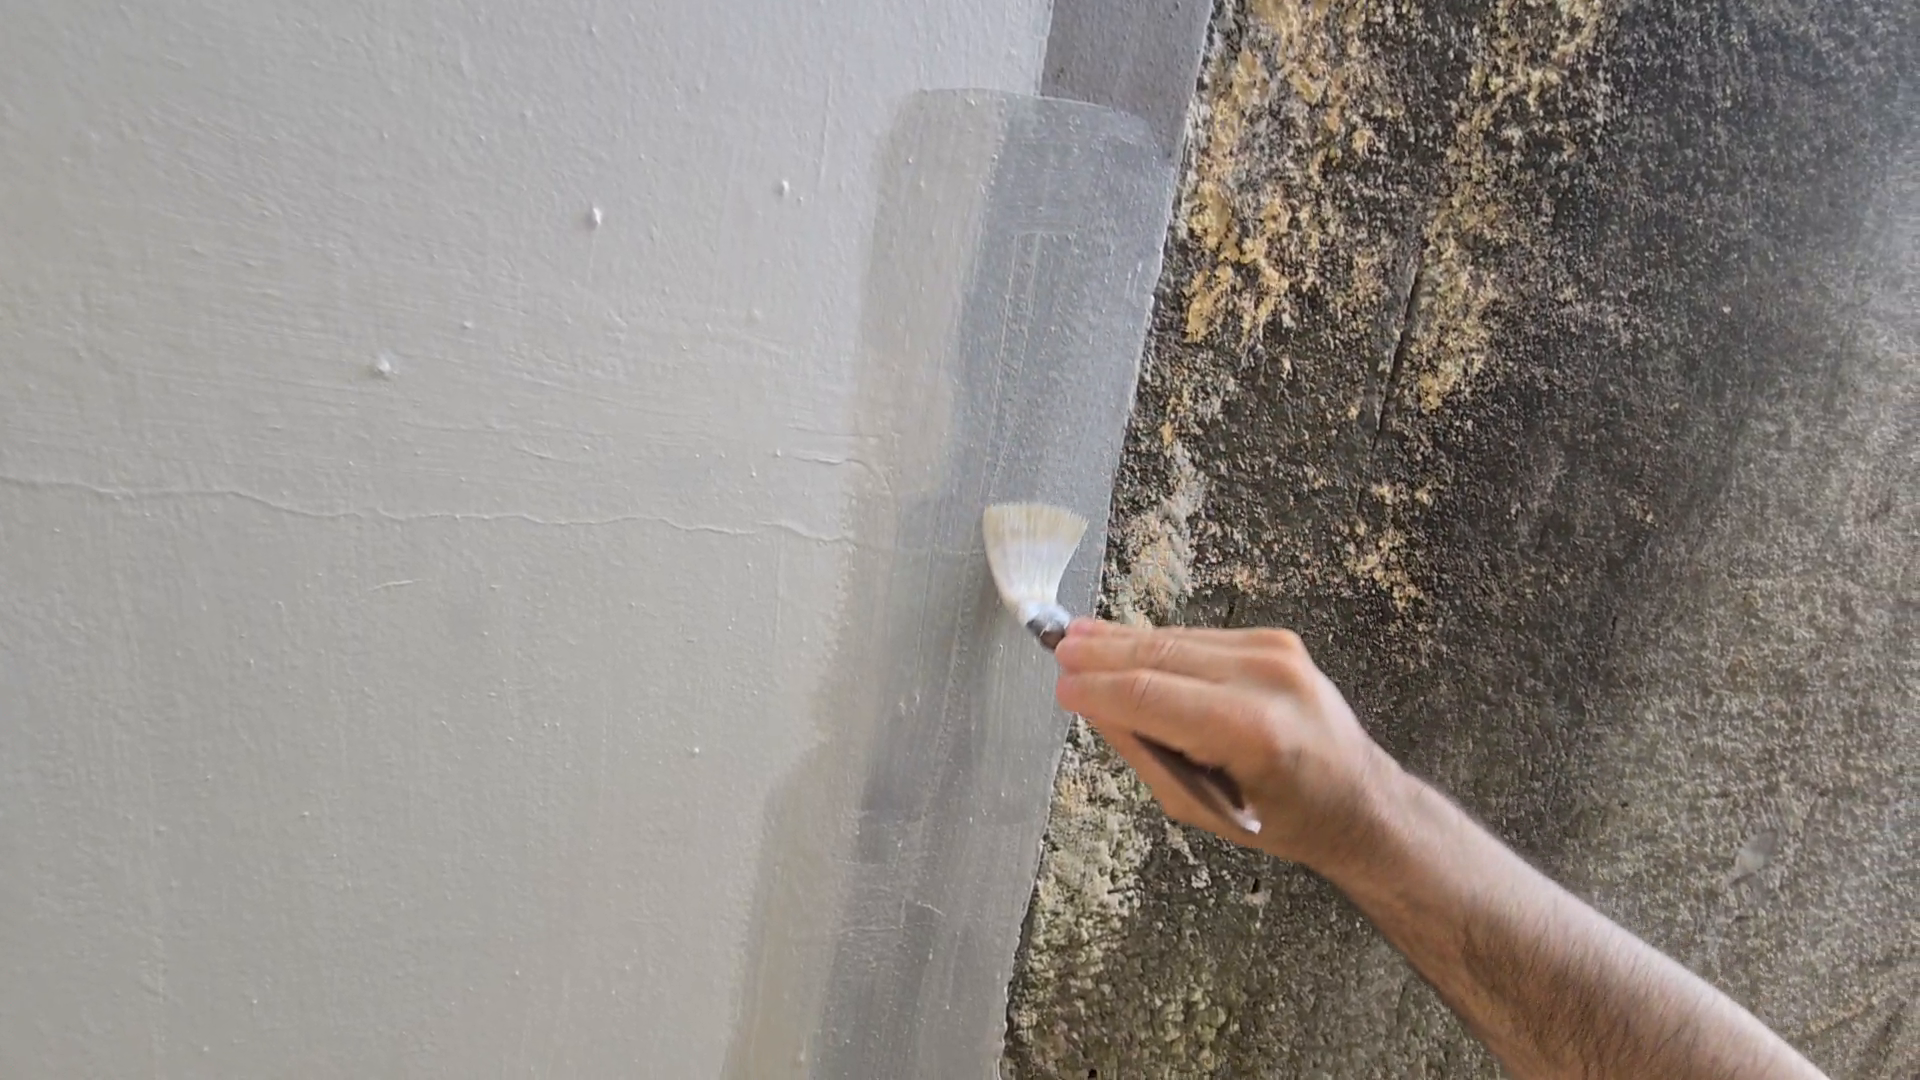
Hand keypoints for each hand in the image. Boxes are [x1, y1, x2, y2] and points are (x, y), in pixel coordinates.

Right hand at [1053, 618, 1401, 871]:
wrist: (1359, 799)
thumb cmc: (1280, 820)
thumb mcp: (1199, 807)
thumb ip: (1142, 750)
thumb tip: (1093, 704)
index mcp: (1250, 730)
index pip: (1148, 695)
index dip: (1098, 688)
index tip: (1061, 686)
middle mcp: (1265, 678)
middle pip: (1157, 656)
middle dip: (1102, 653)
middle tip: (1060, 648)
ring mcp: (1273, 651)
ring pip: (1173, 640)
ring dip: (1122, 640)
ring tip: (1079, 636)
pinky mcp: (1275, 638)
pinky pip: (1196, 639)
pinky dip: (1156, 645)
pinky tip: (1123, 643)